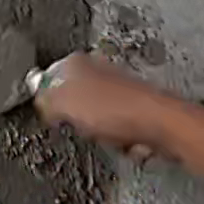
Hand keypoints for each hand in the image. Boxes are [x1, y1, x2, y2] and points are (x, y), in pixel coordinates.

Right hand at [31, 52, 186, 161]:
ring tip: (111, 137)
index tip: (53, 117)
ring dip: (102, 134)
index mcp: (75, 61)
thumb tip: (41, 105)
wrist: (162, 125)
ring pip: (97, 118)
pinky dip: (122, 139)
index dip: (49, 101)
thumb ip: (43, 102)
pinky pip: (120, 129)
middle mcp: (96, 68)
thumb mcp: (62, 104)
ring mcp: (118, 87)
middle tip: (84, 128)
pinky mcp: (137, 108)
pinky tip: (127, 141)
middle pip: (73, 101)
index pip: (48, 79)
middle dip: (79, 121)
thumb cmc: (113, 109)